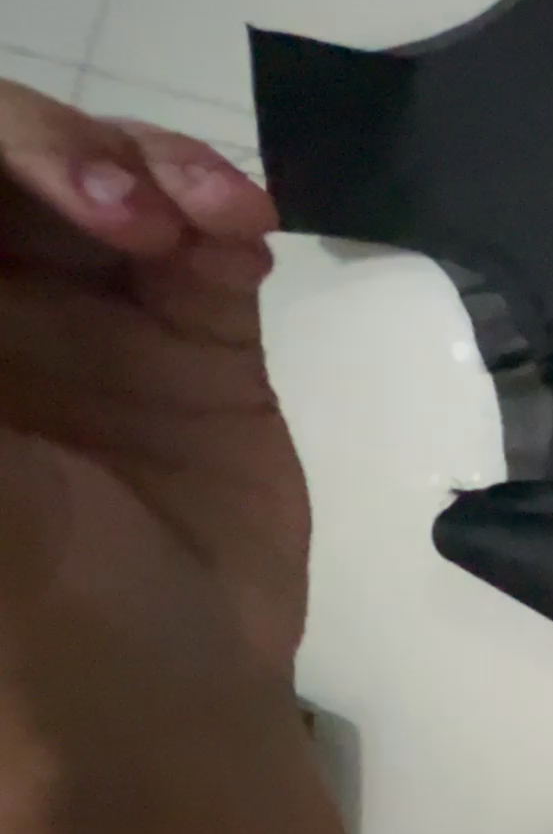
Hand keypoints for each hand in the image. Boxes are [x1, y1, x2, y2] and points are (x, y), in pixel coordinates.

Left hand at [0, 84, 399, 833]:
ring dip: (157, 176)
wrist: (160, 680)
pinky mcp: (200, 354)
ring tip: (213, 217)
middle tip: (124, 212)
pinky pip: (211, 263)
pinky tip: (247, 236)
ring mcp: (89, 324)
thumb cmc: (8, 601)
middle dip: (53, 152)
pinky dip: (228, 228)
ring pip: (113, 194)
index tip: (13, 189)